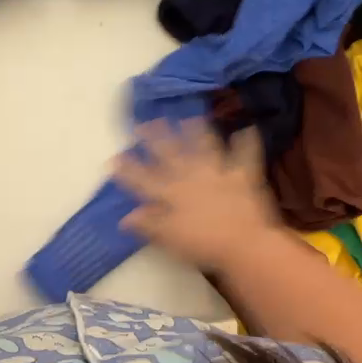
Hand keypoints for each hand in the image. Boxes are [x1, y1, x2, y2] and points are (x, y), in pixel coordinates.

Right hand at [114, 120, 289, 272]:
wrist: (243, 244)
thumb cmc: (202, 245)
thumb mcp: (168, 238)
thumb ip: (148, 224)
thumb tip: (125, 217)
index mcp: (172, 194)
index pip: (144, 179)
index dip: (128, 169)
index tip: (114, 158)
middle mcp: (192, 177)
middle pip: (171, 154)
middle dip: (156, 137)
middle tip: (145, 122)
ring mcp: (218, 173)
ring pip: (205, 147)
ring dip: (197, 132)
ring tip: (189, 118)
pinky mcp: (243, 177)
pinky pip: (245, 156)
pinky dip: (247, 142)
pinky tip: (246, 128)